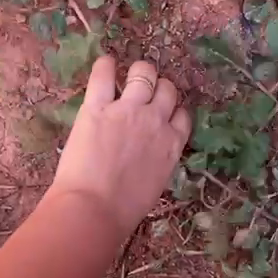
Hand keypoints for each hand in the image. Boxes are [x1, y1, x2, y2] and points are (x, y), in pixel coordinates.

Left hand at [46, 55, 192, 238]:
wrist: (95, 210)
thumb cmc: (124, 210)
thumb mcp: (155, 185)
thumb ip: (158, 161)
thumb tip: (149, 156)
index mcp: (172, 145)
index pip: (182, 115)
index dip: (173, 111)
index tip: (164, 115)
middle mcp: (155, 121)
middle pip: (167, 89)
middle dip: (158, 90)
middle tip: (145, 95)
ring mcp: (128, 110)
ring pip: (143, 73)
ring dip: (138, 73)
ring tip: (128, 77)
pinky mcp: (98, 106)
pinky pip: (103, 74)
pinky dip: (105, 66)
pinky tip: (105, 66)